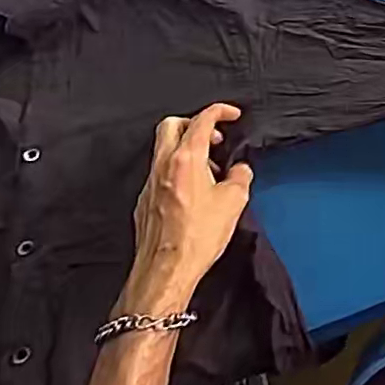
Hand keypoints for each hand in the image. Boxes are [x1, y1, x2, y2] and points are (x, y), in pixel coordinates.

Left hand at [118, 104, 253, 315]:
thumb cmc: (195, 238)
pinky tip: (195, 190)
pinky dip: (178, 170)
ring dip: (188, 148)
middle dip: (195, 123)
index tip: (231, 114)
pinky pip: (161, 172)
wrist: (165, 273)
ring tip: (210, 167)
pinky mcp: (145, 203)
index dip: (220, 111)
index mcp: (186, 159)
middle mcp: (163, 167)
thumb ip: (240, 175)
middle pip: (172, 125)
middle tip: (214, 135)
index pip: (202, 120)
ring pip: (164, 149)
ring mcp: (150, 185)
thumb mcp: (234, 200)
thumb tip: (239, 170)